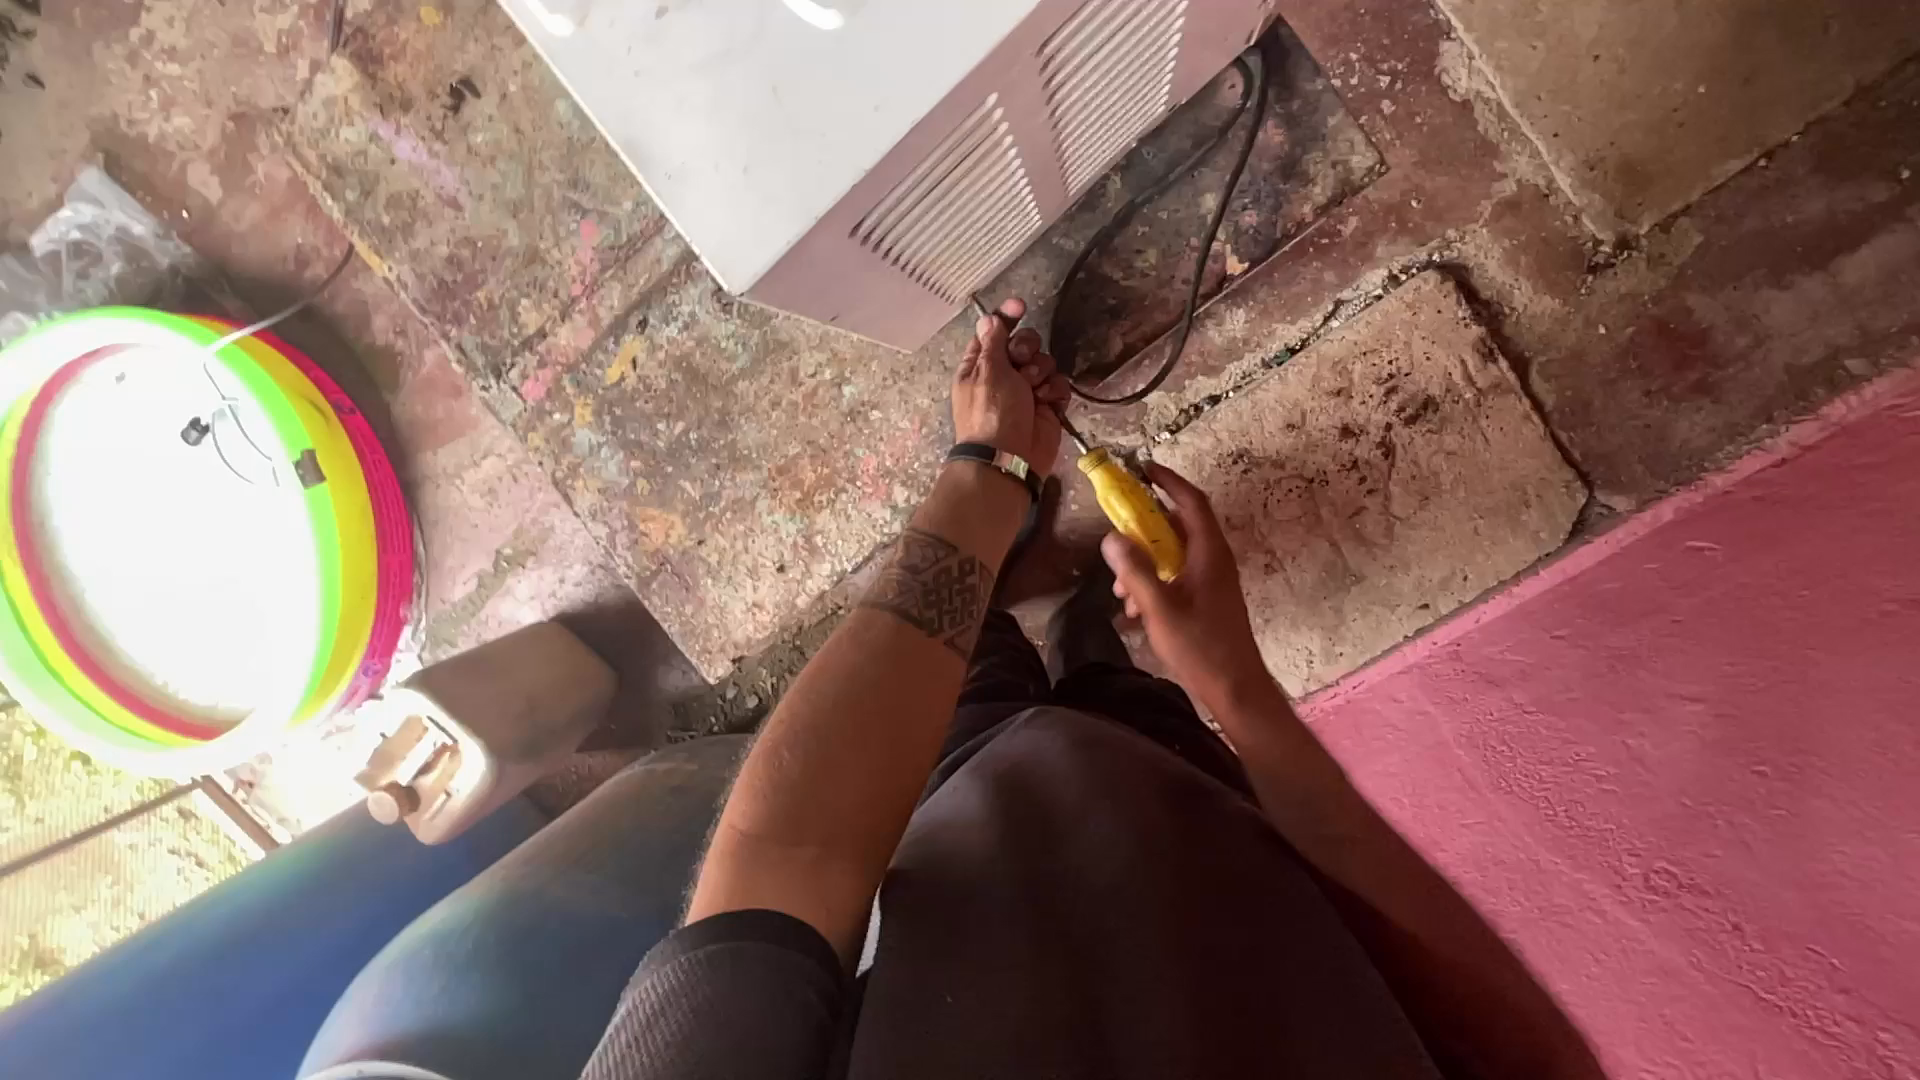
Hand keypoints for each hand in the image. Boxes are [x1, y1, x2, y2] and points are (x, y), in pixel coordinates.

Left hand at [952, 298, 1070, 476]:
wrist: (1010, 458)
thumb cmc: (991, 413)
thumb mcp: (987, 371)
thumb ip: (993, 342)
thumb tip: (987, 318)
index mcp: (979, 366)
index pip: (994, 332)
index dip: (1007, 317)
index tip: (1020, 306)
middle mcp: (1003, 375)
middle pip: (1024, 343)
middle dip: (1027, 349)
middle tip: (1022, 363)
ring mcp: (1026, 391)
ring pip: (1045, 362)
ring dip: (1041, 372)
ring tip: (1033, 390)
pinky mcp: (1047, 406)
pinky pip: (1058, 385)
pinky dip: (1054, 391)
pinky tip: (1047, 402)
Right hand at [1101, 463, 1273, 713]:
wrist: (1234, 687)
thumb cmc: (1200, 646)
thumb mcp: (1159, 608)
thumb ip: (1134, 571)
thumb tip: (1111, 537)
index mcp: (1209, 552)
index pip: (1190, 501)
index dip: (1167, 481)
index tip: (1142, 469)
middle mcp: (1213, 559)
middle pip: (1177, 525)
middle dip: (1143, 527)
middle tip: (1116, 530)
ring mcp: (1211, 579)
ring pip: (1172, 553)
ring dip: (1143, 562)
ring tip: (1120, 587)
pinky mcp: (1205, 598)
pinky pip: (1174, 575)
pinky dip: (1152, 582)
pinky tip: (1133, 608)